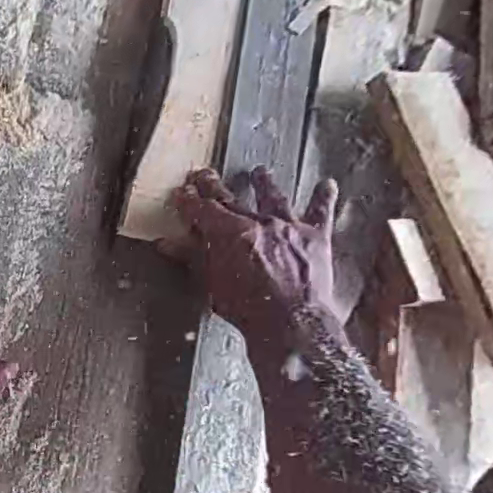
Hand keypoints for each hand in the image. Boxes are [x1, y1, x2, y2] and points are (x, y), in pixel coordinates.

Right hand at [170, 167, 339, 359]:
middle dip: (214, 186)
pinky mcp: (316, 237)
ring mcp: (289, 227)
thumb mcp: (210, 282)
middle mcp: (259, 223)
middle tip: (204, 175)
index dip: (189, 201)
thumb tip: (166, 244)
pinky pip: (321, 212)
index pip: (202, 210)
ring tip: (259, 172)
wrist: (291, 320)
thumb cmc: (247, 306)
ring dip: (264, 184)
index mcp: (229, 234)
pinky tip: (326, 185)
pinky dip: (323, 197)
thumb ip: (192, 257)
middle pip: (232, 199)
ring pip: (274, 198)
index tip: (181, 193)